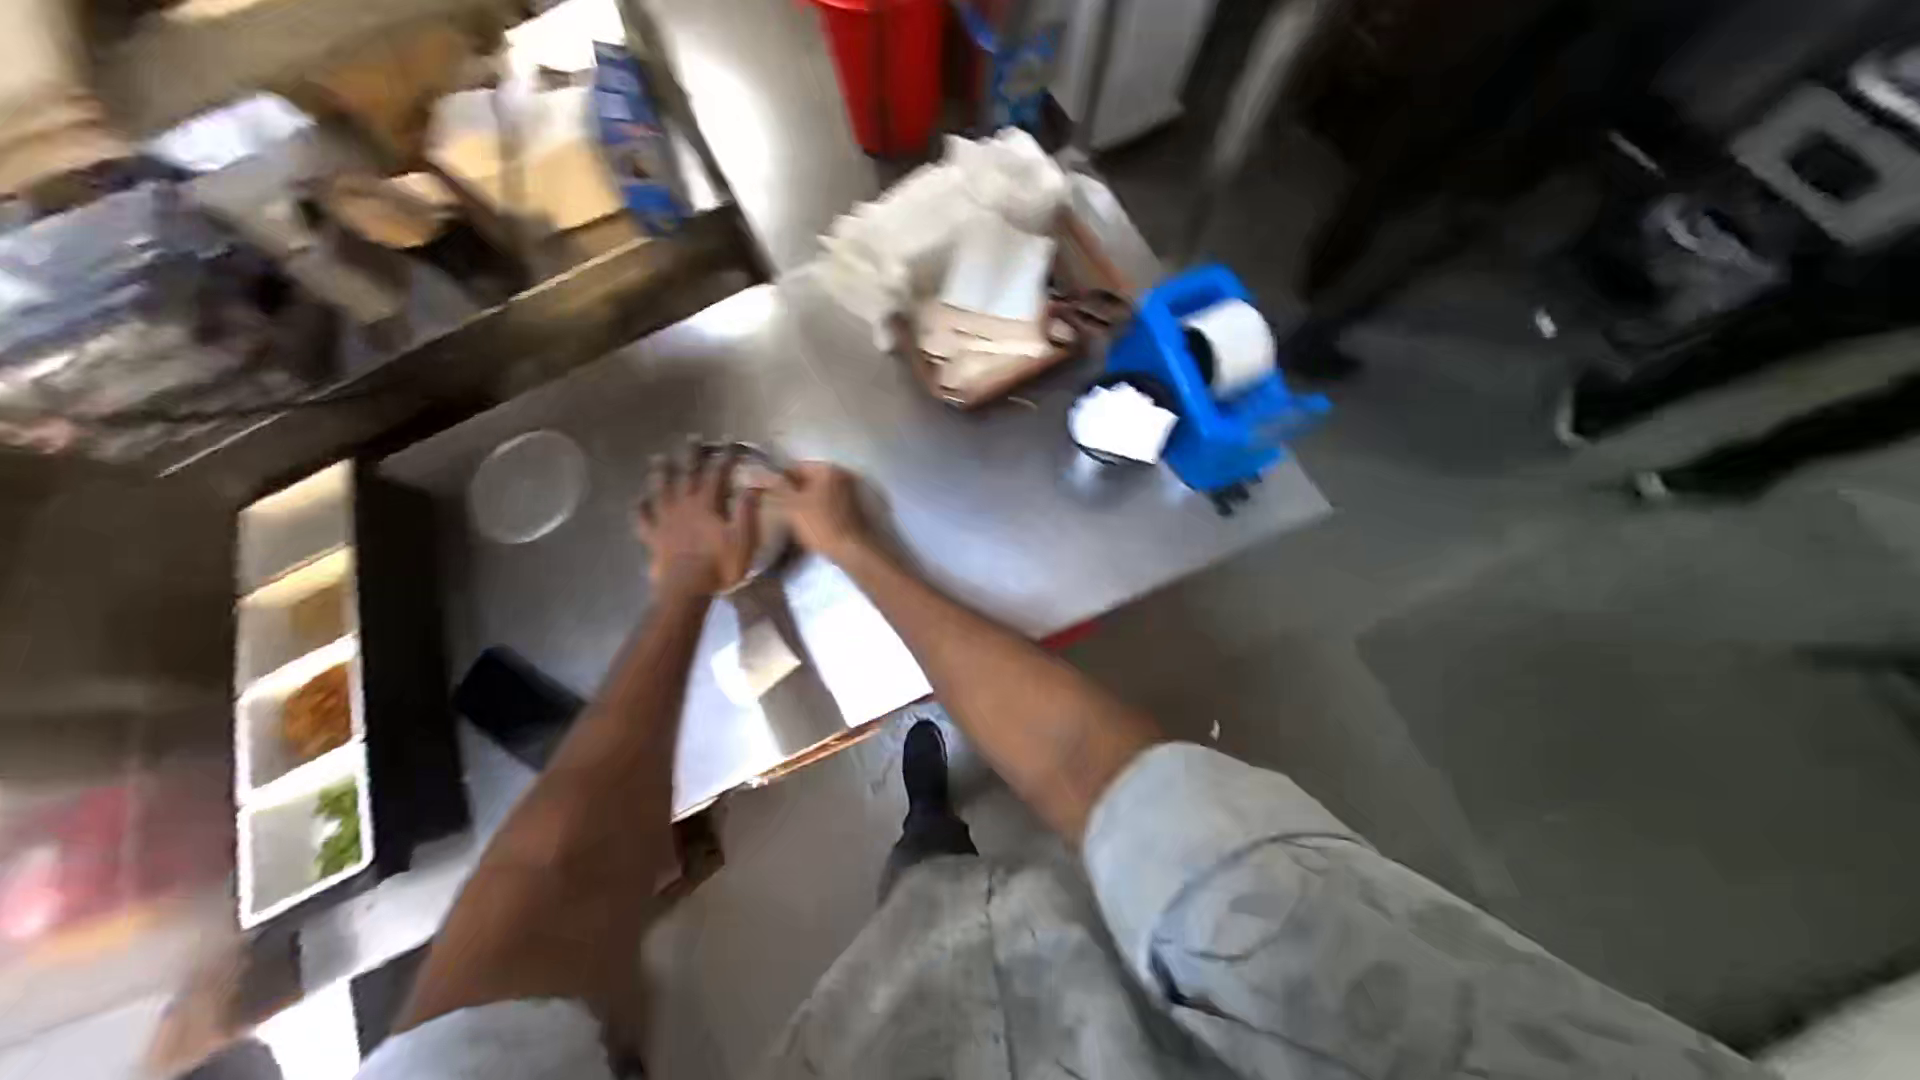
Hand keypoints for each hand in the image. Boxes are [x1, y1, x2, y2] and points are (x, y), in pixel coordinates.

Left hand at [635, 439, 759, 595]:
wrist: (686, 589)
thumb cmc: (720, 565)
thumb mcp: (744, 538)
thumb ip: (748, 510)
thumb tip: (755, 484)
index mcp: (707, 504)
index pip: (717, 473)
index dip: (724, 456)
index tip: (729, 442)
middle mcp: (683, 505)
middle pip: (686, 474)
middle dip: (691, 454)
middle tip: (692, 438)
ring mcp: (664, 520)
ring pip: (660, 489)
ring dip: (660, 472)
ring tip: (658, 458)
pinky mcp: (652, 536)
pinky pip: (642, 518)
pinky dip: (639, 507)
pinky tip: (638, 500)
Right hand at [773, 461, 873, 561]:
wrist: (851, 550)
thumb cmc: (820, 525)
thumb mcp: (792, 505)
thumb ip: (778, 487)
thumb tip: (763, 474)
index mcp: (828, 469)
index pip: (796, 468)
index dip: (780, 480)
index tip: (770, 495)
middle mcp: (842, 475)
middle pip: (809, 480)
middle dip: (794, 492)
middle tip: (780, 508)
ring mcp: (851, 491)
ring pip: (819, 493)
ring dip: (805, 502)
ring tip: (794, 518)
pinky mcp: (854, 508)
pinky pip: (829, 504)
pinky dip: (818, 510)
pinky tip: (810, 523)